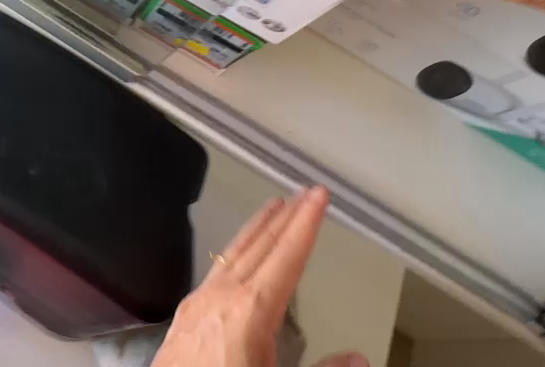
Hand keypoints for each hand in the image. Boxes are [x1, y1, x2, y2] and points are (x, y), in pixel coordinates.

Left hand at [152, 187, 366, 366]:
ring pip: (233, 253)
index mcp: (251, 312)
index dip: (306, 224)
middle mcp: (222, 297)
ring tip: (274, 209)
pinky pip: (217, 271)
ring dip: (257, 229)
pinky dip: (236, 253)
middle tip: (303, 192)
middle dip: (284, 218)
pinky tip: (238, 258)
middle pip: (258, 246)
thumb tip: (361, 357)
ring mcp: (197, 305)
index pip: (286, 257)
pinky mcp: (183, 319)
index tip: (319, 194)